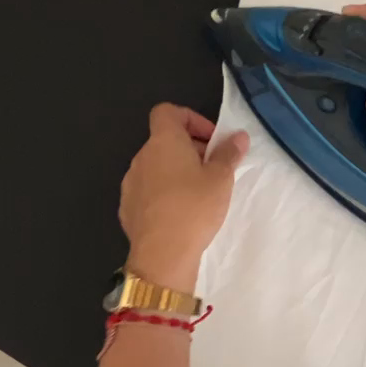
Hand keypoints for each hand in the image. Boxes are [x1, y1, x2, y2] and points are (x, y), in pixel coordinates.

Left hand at [118, 104, 247, 291]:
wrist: (163, 254)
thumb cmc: (195, 207)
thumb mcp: (221, 179)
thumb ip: (229, 153)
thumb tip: (238, 136)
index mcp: (163, 142)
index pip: (168, 112)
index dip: (191, 119)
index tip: (211, 141)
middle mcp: (142, 157)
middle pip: (164, 141)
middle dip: (189, 150)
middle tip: (213, 170)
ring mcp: (131, 183)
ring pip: (155, 167)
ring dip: (175, 173)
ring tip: (197, 195)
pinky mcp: (127, 208)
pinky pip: (147, 191)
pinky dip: (163, 194)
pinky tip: (179, 214)